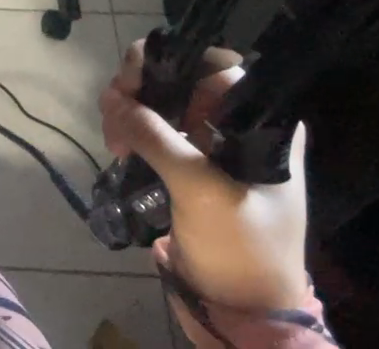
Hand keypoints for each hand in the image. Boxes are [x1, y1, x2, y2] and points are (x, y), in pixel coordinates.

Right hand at [100, 42, 310, 311]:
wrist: (243, 312)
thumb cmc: (240, 247)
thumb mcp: (199, 189)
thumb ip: (156, 138)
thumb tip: (112, 99)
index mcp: (266, 126)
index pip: (217, 66)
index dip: (173, 64)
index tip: (136, 86)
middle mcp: (242, 126)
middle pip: (182, 77)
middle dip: (141, 87)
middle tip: (114, 112)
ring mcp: (214, 144)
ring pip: (161, 100)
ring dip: (129, 109)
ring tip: (113, 139)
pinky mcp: (190, 162)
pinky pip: (154, 126)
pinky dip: (130, 128)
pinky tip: (118, 147)